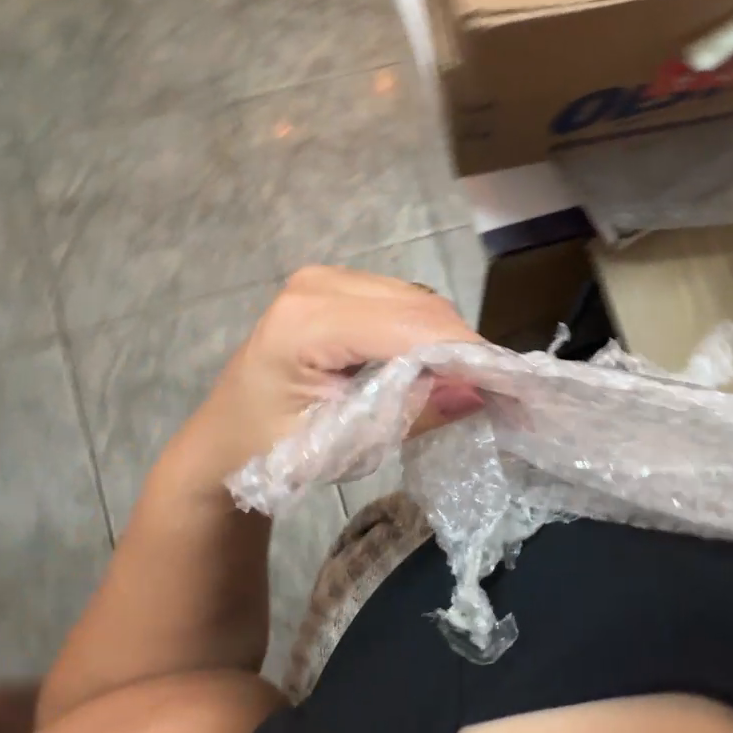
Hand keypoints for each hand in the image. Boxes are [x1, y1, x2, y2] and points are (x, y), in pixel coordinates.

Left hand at [168, 266, 484, 495]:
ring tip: (470, 382)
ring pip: (419, 301)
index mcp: (305, 323)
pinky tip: (436, 365)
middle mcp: (317, 284)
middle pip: (419, 307)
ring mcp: (328, 278)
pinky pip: (405, 302)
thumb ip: (411, 414)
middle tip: (498, 392)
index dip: (464, 352)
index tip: (508, 386)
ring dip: (449, 340)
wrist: (224, 440)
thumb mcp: (342, 445)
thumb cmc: (270, 454)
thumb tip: (479, 394)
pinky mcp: (340, 284)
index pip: (407, 326)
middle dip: (463, 348)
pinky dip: (429, 333)